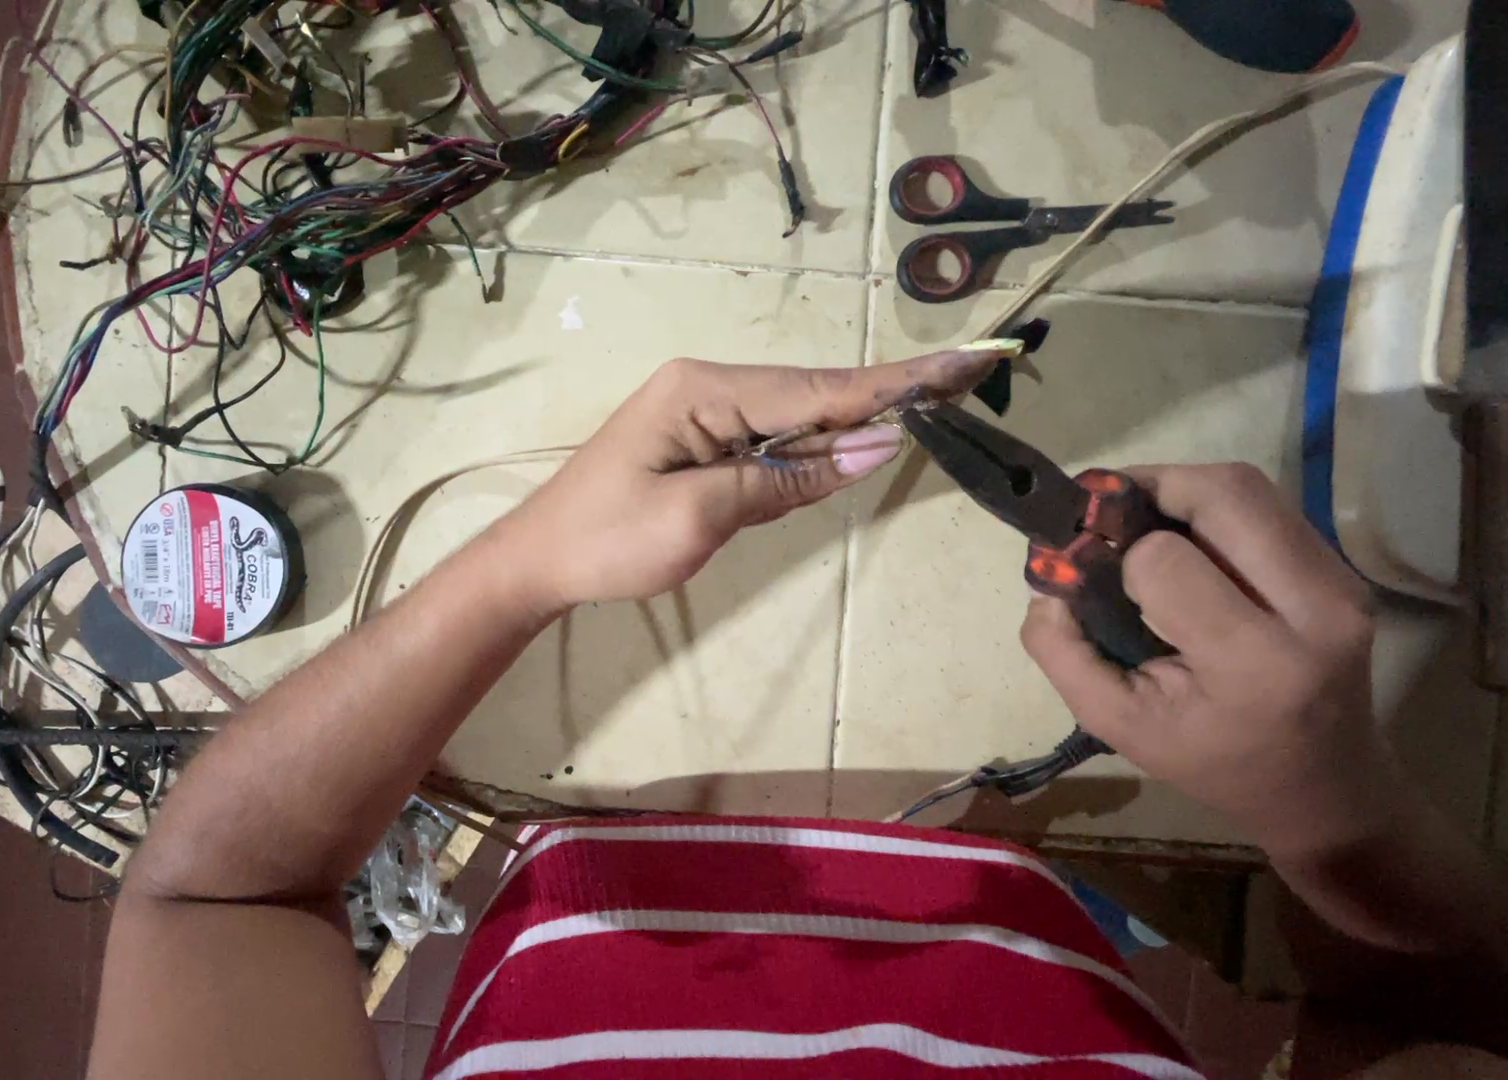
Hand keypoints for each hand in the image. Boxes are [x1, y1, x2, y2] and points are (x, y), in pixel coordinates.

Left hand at [492, 351, 1001, 612]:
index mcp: (702, 390)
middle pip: (809, 395)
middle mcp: (706, 387)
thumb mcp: (701, 515)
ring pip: (793, 419)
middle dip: (882, 397)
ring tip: (927, 406)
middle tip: (967, 380)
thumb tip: (872, 445)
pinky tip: (848, 448)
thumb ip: (785, 477)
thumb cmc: (609, 541)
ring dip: (848, 426)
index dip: (893, 383)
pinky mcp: (699, 443)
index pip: (815, 388)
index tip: (966, 363)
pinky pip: (767, 442)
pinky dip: (808, 452)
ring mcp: (701, 413)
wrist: (540, 559)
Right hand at [1019, 463, 1390, 854]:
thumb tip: (1046, 585)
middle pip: (1224, 493)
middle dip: (1146, 486)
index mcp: (1253, 660)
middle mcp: (1314, 608)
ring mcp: (1340, 583)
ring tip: (1134, 526)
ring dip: (1175, 491)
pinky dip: (1205, 507)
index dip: (1113, 557)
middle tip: (1101, 515)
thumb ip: (1060, 650)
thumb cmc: (1210, 758)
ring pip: (1246, 487)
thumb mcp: (1111, 721)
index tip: (1088, 578)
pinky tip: (1177, 542)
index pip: (1165, 560)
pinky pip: (1262, 507)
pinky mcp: (1342, 571)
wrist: (1324, 788)